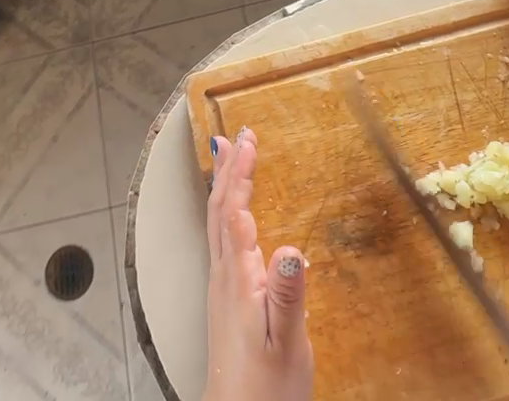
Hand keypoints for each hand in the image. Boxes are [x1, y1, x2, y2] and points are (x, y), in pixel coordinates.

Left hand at [203, 128, 311, 400]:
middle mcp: (224, 275)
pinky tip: (233, 211)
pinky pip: (220, 236)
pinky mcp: (225, 296)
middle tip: (237, 134)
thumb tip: (292, 248)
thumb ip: (289, 296)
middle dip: (228, 168)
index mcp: (238, 279)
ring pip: (216, 221)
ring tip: (226, 155)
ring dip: (222, 184)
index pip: (234, 213)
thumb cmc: (266, 389)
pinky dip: (225, 209)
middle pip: (219, 209)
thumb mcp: (287, 343)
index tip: (248, 139)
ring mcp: (221, 285)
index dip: (240, 173)